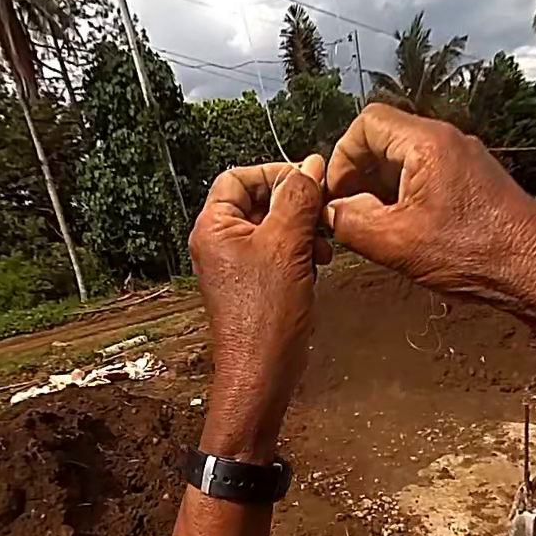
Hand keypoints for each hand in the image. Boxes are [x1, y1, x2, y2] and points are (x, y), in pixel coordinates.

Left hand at [189, 154, 330, 463]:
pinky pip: (277, 254)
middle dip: (294, 207)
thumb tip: (312, 164)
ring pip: (272, 228)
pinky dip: (299, 253)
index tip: (308, 182)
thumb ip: (299, 198)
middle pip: (258, 201)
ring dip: (301, 231)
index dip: (275, 173)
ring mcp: (236, 265)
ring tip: (321, 248)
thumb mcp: (287, 244)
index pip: (239, 176)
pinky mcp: (254, 285)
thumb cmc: (266, 315)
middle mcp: (220, 242)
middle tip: (321, 218)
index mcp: (214, 226)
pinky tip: (315, 267)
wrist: (262, 371)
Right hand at [322, 104, 535, 310]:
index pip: (366, 124)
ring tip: (373, 228)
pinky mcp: (474, 181)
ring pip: (405, 161)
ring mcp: (464, 160)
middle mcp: (448, 141)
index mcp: (427, 143)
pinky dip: (405, 197)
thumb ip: (351, 222)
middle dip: (359, 176)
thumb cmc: (473, 255)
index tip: (337, 195)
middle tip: (348, 215)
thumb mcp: (396, 243)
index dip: (342, 158)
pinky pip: (427, 176)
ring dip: (381, 190)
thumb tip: (328, 211)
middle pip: (385, 141)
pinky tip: (403, 232)